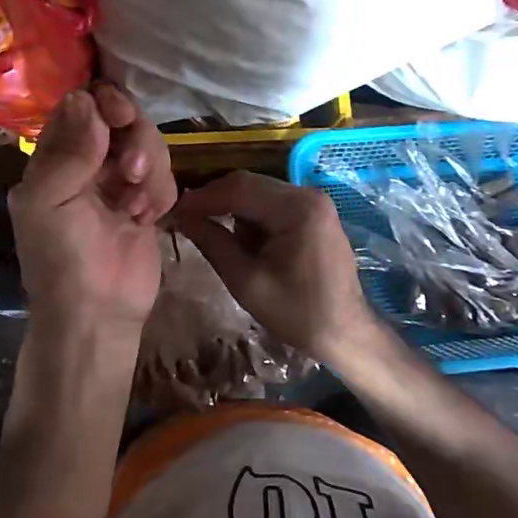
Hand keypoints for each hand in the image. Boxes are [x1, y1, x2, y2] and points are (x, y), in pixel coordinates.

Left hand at [9, 84, 176, 333]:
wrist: (97, 314)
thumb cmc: (62, 258)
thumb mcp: (49, 201)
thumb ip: (70, 150)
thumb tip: (84, 97)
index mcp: (54, 158)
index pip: (79, 107)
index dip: (102, 102)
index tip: (119, 116)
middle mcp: (87, 164)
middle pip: (121, 120)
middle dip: (134, 137)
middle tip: (133, 167)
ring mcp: (119, 183)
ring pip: (147, 144)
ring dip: (149, 167)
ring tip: (137, 203)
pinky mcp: (147, 203)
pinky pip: (164, 176)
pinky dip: (160, 193)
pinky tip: (148, 218)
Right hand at [172, 171, 387, 365]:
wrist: (345, 333)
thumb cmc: (297, 313)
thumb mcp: (245, 281)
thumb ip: (212, 242)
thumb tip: (181, 216)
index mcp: (297, 207)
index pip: (238, 188)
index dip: (201, 198)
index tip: (173, 211)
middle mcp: (307, 194)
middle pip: (248, 184)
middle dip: (214, 200)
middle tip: (183, 218)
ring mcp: (313, 203)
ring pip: (258, 193)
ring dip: (230, 208)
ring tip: (204, 229)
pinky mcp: (313, 214)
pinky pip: (271, 204)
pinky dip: (249, 216)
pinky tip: (234, 236)